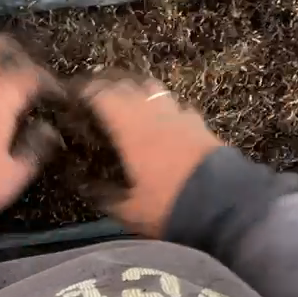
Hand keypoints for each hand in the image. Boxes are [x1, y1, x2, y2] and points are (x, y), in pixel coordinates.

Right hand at [82, 78, 223, 236]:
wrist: (224, 204)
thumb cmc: (168, 205)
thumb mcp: (130, 210)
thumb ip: (104, 197)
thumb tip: (83, 186)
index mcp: (131, 130)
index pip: (103, 97)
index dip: (86, 92)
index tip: (73, 94)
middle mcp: (154, 114)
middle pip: (127, 85)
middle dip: (108, 86)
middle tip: (95, 94)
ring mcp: (179, 115)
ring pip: (152, 90)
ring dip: (136, 91)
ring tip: (127, 102)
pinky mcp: (199, 124)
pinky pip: (175, 106)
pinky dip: (161, 107)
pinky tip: (161, 120)